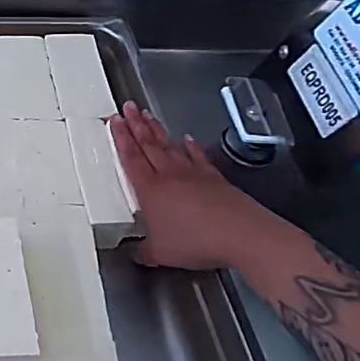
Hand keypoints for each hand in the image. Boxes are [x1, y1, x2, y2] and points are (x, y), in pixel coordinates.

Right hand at [108, 102, 287, 271]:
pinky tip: (186, 139)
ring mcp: (193, 174)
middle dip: (136, 124)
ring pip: (169, 146)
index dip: (121, 137)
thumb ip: (145, 251)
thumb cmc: (196, 241)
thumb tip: (136, 254)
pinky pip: (198, 157)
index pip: (130, 157)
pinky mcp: (214, 179)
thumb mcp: (161, 253)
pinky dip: (190, 147)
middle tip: (127, 106)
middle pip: (148, 144)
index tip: (115, 120)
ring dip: (157, 129)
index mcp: (149, 188)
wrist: (244, 236)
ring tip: (147, 114)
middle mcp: (168, 175)